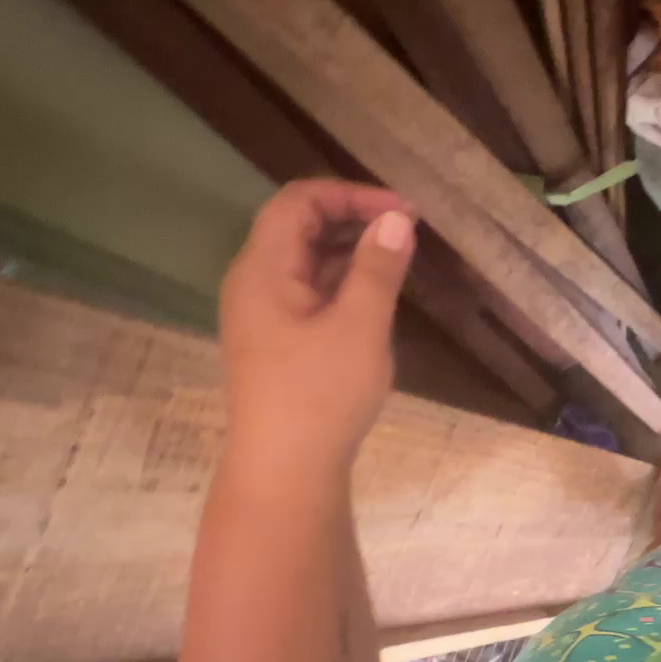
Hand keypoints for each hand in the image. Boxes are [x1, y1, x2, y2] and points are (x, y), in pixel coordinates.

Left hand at [218, 180, 416, 473]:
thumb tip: (397, 221)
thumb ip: (379, 269)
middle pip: (298, 227)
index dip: (351, 194)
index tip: (404, 211)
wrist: (287, 466)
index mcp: (264, 268)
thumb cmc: (322, 393)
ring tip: (397, 260)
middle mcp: (254, 282)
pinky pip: (309, 293)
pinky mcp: (278, 342)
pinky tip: (374, 299)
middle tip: (406, 231)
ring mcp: (264, 314)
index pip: (300, 202)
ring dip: (350, 252)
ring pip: (305, 262)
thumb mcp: (360, 327)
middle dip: (352, 219)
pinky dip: (343, 283)